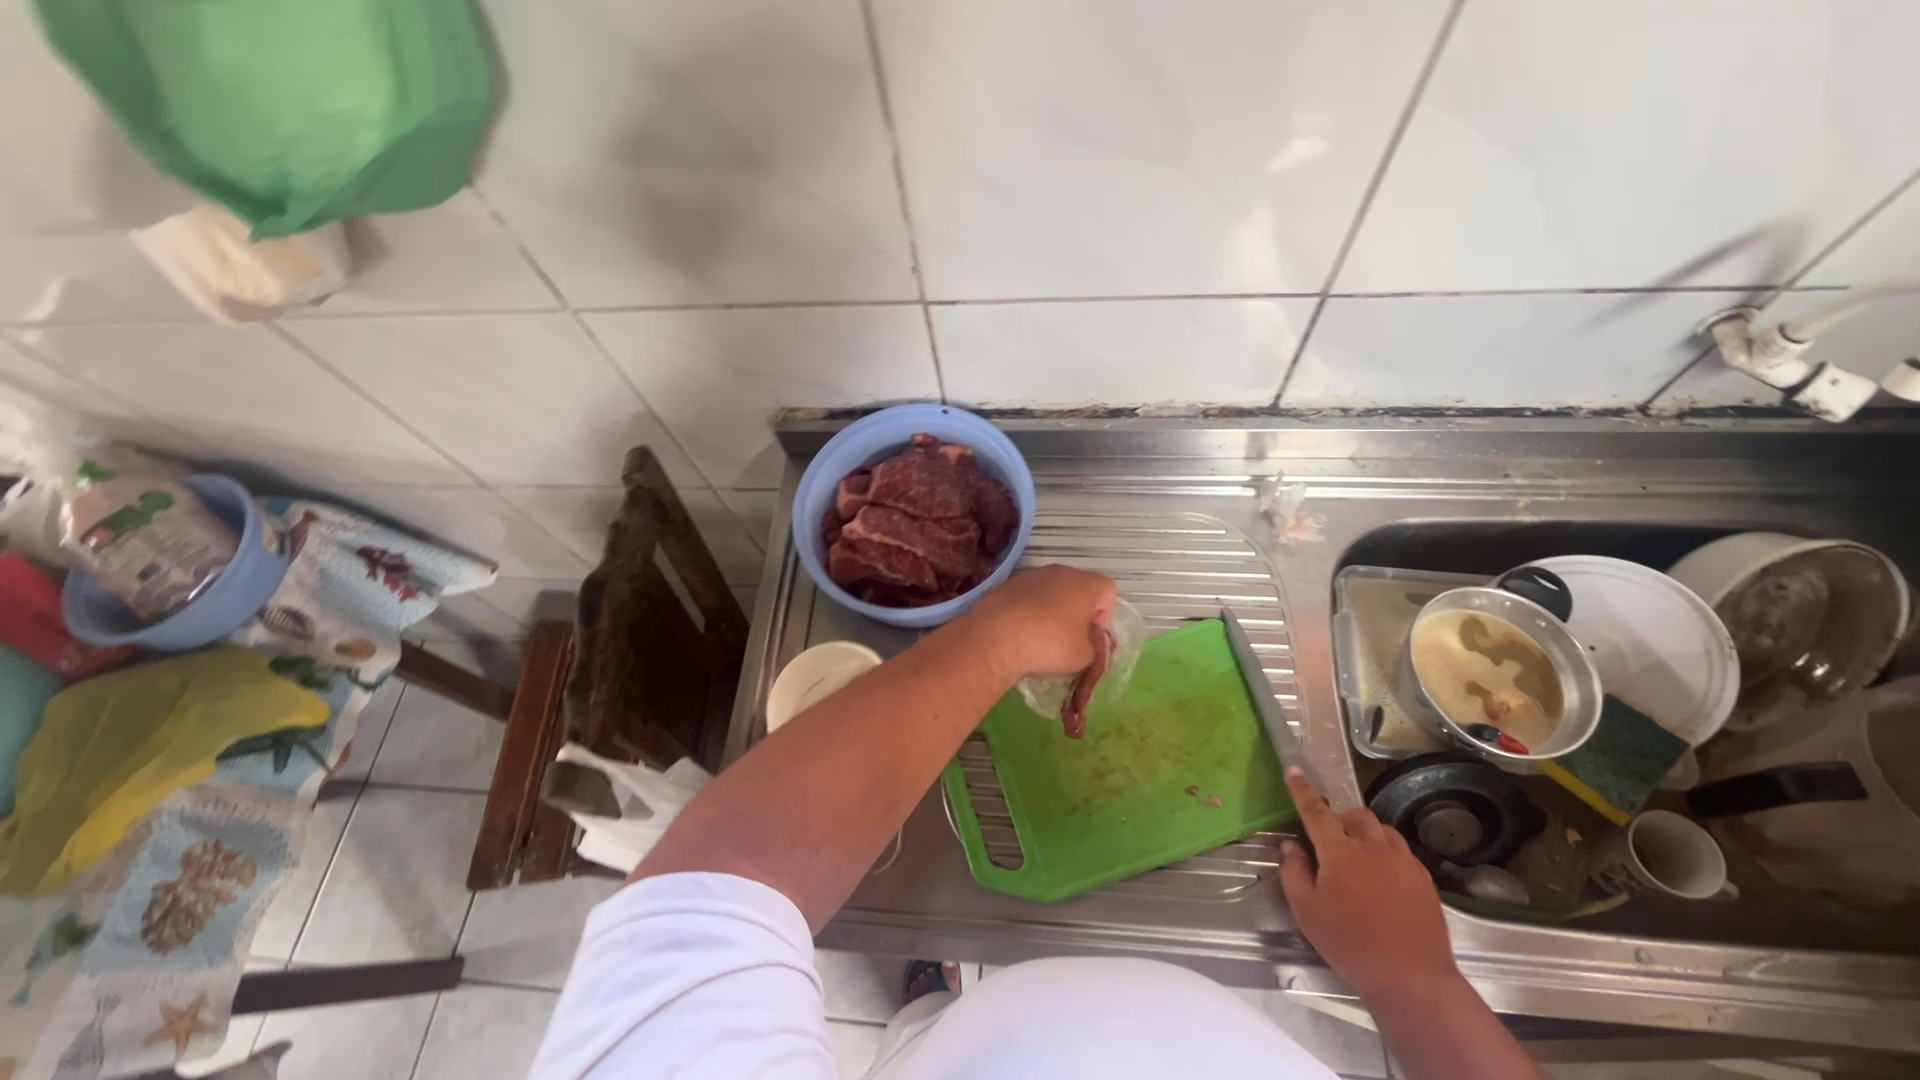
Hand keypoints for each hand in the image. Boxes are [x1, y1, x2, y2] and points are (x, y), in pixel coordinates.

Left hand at [963, 565, 1115, 679]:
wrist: (996, 636)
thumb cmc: (1050, 644)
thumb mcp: (1082, 657)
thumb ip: (1093, 647)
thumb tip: (1086, 642)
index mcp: (1085, 584)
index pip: (1108, 589)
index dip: (1104, 614)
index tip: (1090, 635)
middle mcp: (1060, 572)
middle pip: (1078, 587)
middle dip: (1077, 611)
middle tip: (1068, 637)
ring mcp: (1031, 575)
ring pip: (1051, 591)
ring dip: (1051, 610)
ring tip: (1040, 636)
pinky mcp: (1007, 584)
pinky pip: (1027, 596)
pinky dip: (1028, 610)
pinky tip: (1019, 632)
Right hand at [1278, 767, 1459, 1000]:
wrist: (1410, 976)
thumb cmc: (1348, 943)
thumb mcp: (1306, 910)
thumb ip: (1294, 872)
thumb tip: (1291, 845)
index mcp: (1340, 852)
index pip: (1316, 811)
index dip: (1302, 790)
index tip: (1294, 770)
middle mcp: (1373, 848)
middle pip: (1357, 814)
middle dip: (1342, 817)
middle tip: (1331, 838)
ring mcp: (1403, 862)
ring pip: (1383, 830)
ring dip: (1366, 832)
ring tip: (1359, 856)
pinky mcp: (1424, 879)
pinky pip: (1402, 851)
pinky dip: (1387, 852)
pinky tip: (1383, 877)